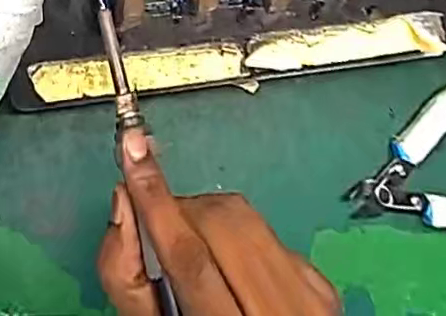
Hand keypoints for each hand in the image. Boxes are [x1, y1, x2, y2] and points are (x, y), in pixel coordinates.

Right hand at [99, 128, 338, 315]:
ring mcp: (309, 297)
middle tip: (158, 226)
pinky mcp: (320, 284)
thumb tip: (125, 197)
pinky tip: (228, 261)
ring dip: (204, 215)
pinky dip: (236, 234)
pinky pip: (267, 232)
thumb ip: (130, 277)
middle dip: (180, 211)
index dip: (155, 199)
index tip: (132, 145)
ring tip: (191, 244)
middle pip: (219, 226)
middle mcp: (283, 311)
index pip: (189, 257)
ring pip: (243, 216)